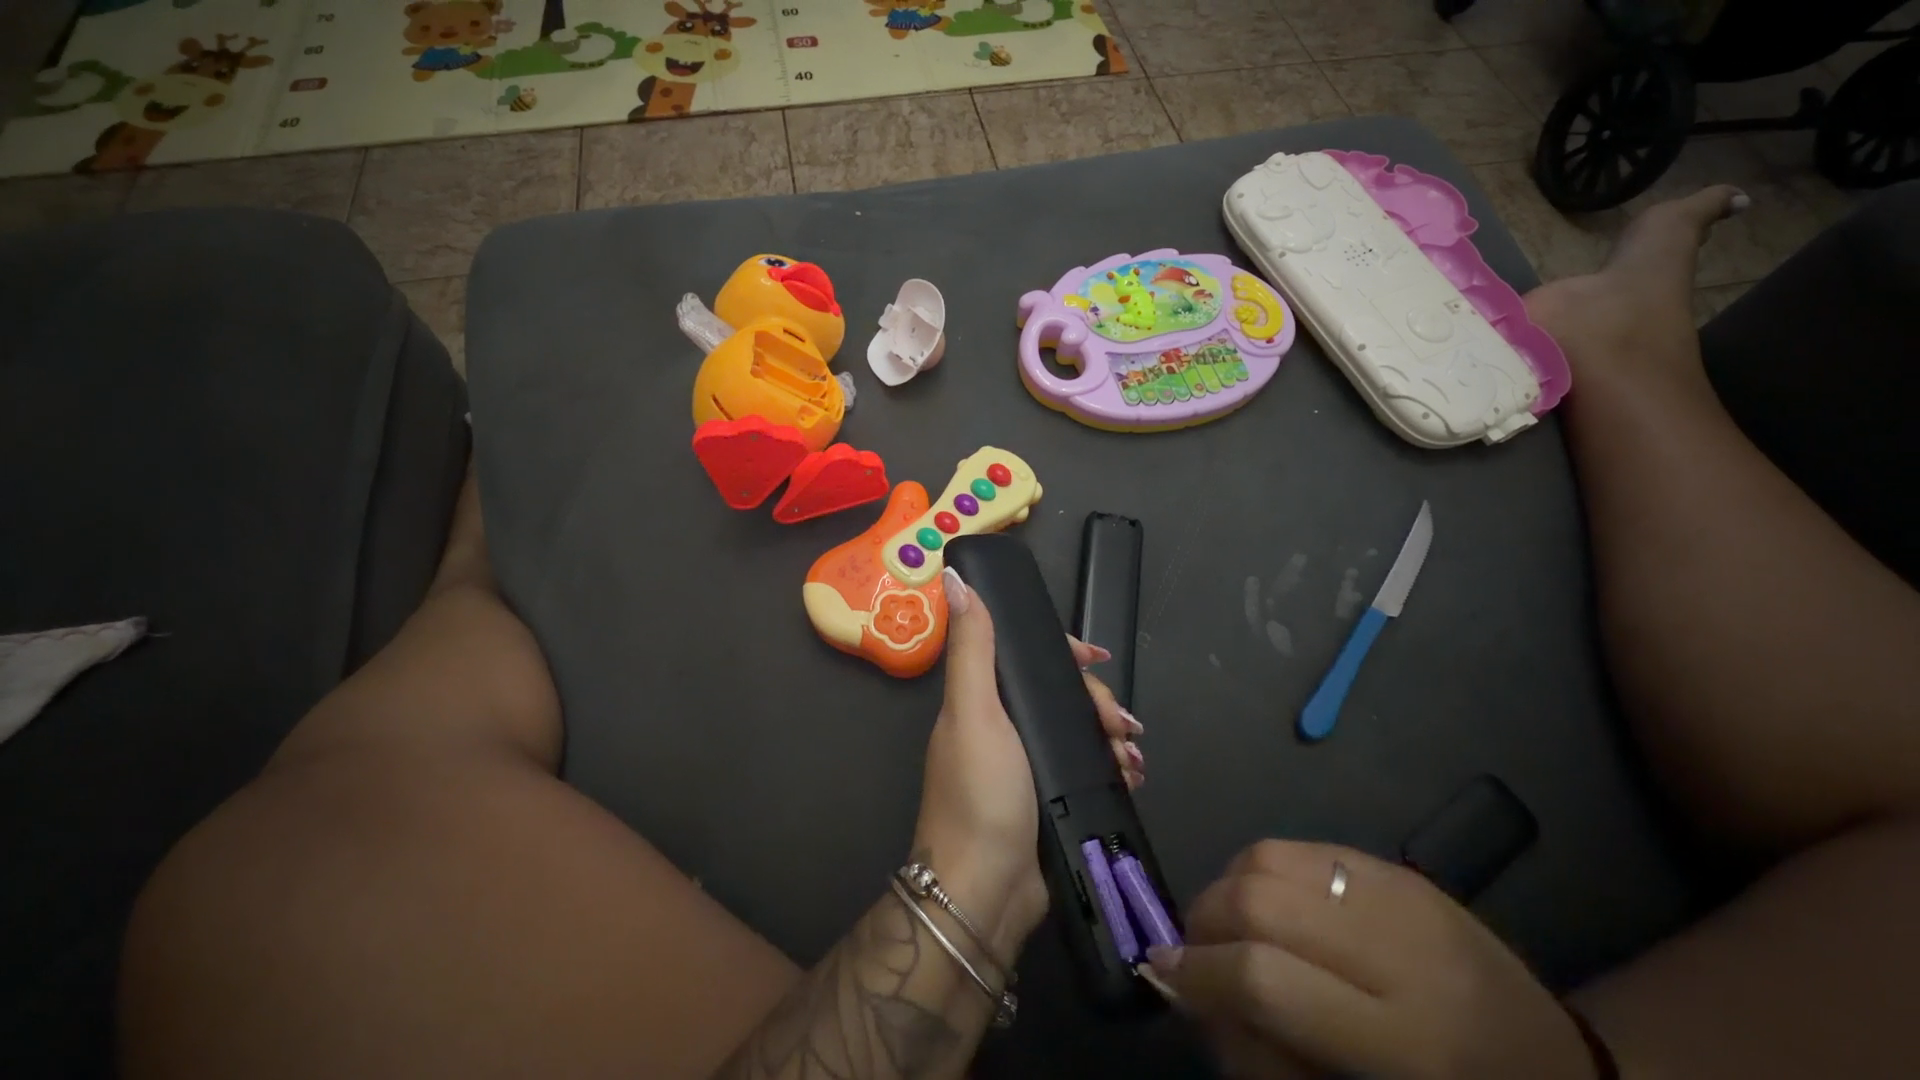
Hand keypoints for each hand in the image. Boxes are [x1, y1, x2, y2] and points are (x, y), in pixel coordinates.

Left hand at [912, 566, 1144, 958]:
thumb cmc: (980, 793)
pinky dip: (1113, 767)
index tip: (1096, 659)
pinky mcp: (1050, 802)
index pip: (1025, 657)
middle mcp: (1004, 729)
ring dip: (1113, 736)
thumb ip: (973, 648)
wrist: (986, 890)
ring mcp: (1028, 767)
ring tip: (1132, 758)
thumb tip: (955, 577)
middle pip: (1062, 696)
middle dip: (1099, 703)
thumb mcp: (974, 712)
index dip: (1062, 653)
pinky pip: (1088, 769)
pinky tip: (1131, 776)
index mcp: (982, 702)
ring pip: (1081, 732)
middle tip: (1122, 727)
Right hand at [1149, 841, 1593, 1079]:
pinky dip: (1262, 873)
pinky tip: (1269, 906)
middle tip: (1194, 953)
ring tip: (1228, 926)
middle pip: (1260, 899)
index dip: (1199, 975)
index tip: (1165, 978)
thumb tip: (1190, 991)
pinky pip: (1301, 848)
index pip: (1265, 978)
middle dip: (1203, 921)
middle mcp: (1403, 951)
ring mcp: (1404, 896)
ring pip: (1271, 857)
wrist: (1555, 1065)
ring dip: (1226, 887)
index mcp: (1405, 1040)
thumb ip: (1265, 1055)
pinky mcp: (1401, 871)